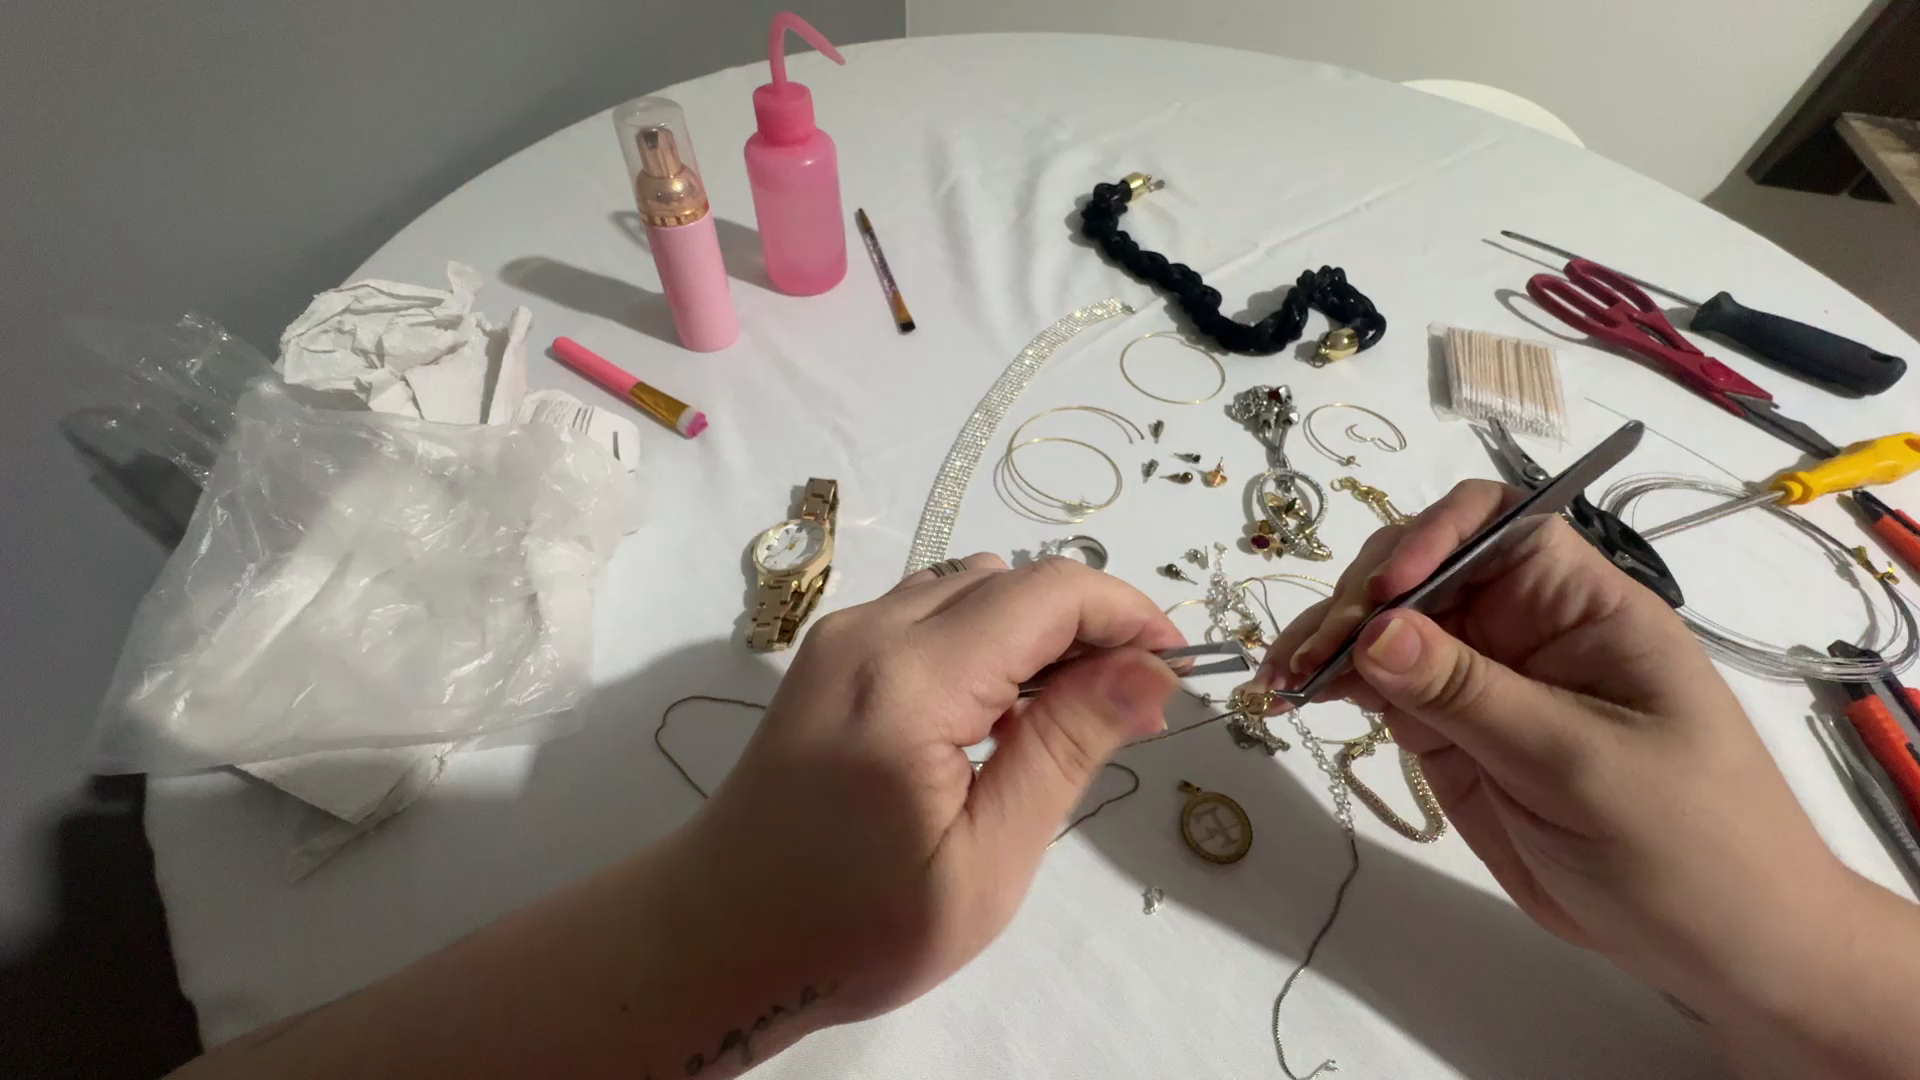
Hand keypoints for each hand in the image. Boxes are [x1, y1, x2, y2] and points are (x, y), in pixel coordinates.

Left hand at [687, 553, 1182, 1024]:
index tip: (1172, 670)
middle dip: (1086, 623)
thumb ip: (1067, 746)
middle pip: (1012, 580)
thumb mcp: (987, 860)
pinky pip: (933, 610)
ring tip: (1056, 714)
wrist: (716, 935)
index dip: (1125, 614)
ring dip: (1035, 629)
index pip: (1046, 593)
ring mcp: (844, 634)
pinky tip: (990, 710)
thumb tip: (1148, 671)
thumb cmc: (854, 925)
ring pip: (973, 586)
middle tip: (1122, 705)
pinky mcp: (834, 651)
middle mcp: (872, 630)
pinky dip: (987, 638)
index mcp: (911, 679)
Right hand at [1252, 480, 1848, 1010]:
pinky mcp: (1433, 718)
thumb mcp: (1580, 763)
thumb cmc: (1685, 845)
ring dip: (1320, 640)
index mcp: (1575, 606)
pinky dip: (1322, 681)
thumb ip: (1470, 693)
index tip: (1388, 590)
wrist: (1705, 945)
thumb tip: (1370, 631)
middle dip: (1356, 601)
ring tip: (1279, 679)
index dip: (1437, 534)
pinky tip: (1287, 696)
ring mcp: (1468, 671)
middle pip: (1414, 570)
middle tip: (1317, 658)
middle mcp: (1513, 623)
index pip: (1499, 523)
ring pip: (1375, 623)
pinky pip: (1366, 678)